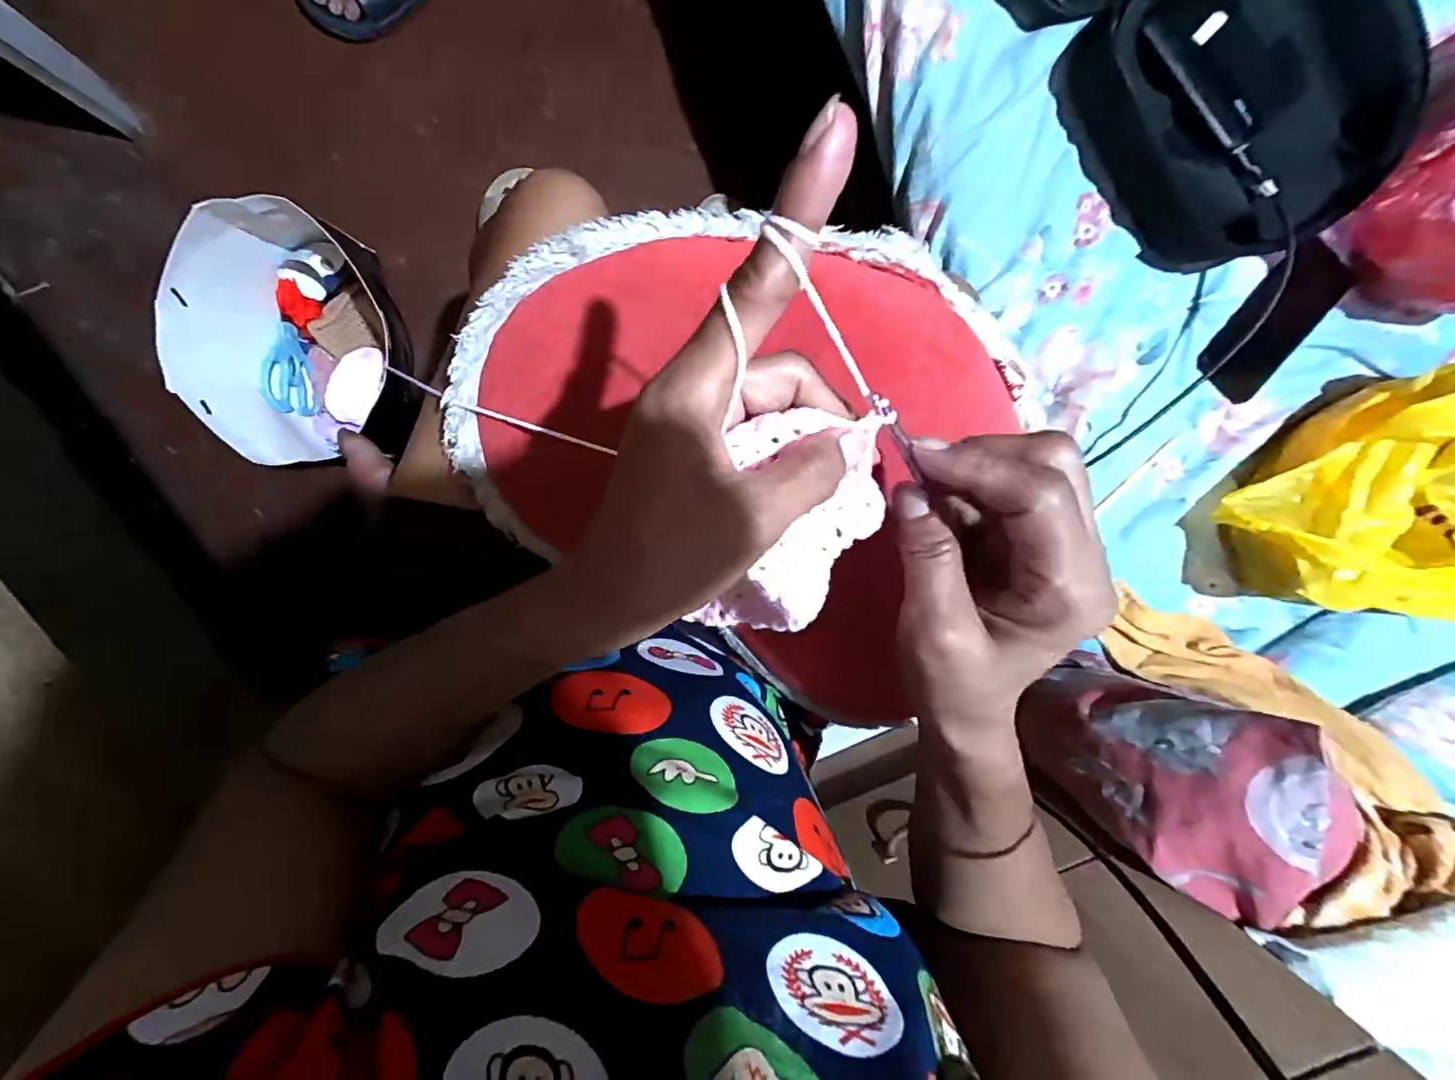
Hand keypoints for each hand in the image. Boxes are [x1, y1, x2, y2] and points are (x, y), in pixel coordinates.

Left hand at [560, 96, 860, 639]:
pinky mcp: (687, 441)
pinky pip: (749, 427)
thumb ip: (812, 468)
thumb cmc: (672, 558)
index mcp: (696, 388)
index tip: (827, 133)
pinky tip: (795, 487)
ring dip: (801, 437)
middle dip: (818, 410)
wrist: (608, 597)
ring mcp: (687, 414)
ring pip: (766, 400)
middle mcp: (690, 386)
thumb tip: (845, 440)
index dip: (796, 212)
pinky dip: (779, 450)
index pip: (755, 287)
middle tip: (843, 467)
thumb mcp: (756, 519)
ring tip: (818, 490)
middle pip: (776, 366)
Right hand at [893, 433, 1115, 737]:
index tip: (914, 457)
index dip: (978, 465)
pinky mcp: (1041, 539)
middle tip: (922, 471)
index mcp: (1070, 588)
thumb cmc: (951, 684)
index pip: (1042, 495)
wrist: (966, 711)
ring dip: (976, 465)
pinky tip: (938, 500)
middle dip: (982, 456)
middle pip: (1053, 465)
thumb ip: (927, 557)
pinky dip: (969, 481)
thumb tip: (908, 490)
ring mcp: (1069, 545)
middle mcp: (1087, 558)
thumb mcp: (932, 629)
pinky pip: (1013, 484)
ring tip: (926, 487)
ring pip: (1038, 465)